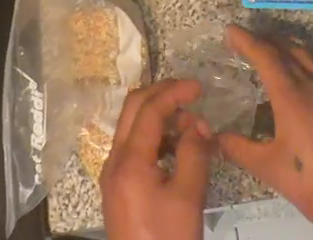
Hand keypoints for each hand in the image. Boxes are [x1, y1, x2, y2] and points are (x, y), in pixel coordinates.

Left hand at [101, 79, 215, 239]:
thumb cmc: (169, 239)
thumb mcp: (188, 198)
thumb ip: (194, 153)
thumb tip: (198, 124)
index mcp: (128, 160)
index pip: (149, 109)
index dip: (174, 92)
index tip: (200, 88)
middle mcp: (113, 160)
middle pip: (133, 110)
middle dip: (162, 95)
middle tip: (191, 95)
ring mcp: (112, 175)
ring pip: (132, 128)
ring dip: (160, 117)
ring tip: (192, 127)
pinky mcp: (118, 189)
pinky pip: (133, 148)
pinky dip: (155, 138)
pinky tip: (178, 149)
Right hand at [216, 26, 312, 237]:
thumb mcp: (271, 170)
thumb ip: (239, 149)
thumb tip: (214, 136)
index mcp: (292, 94)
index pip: (264, 54)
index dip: (245, 39)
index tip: (229, 30)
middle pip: (285, 47)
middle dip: (262, 39)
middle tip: (242, 40)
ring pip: (305, 54)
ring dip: (283, 46)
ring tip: (266, 51)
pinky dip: (300, 59)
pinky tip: (295, 75)